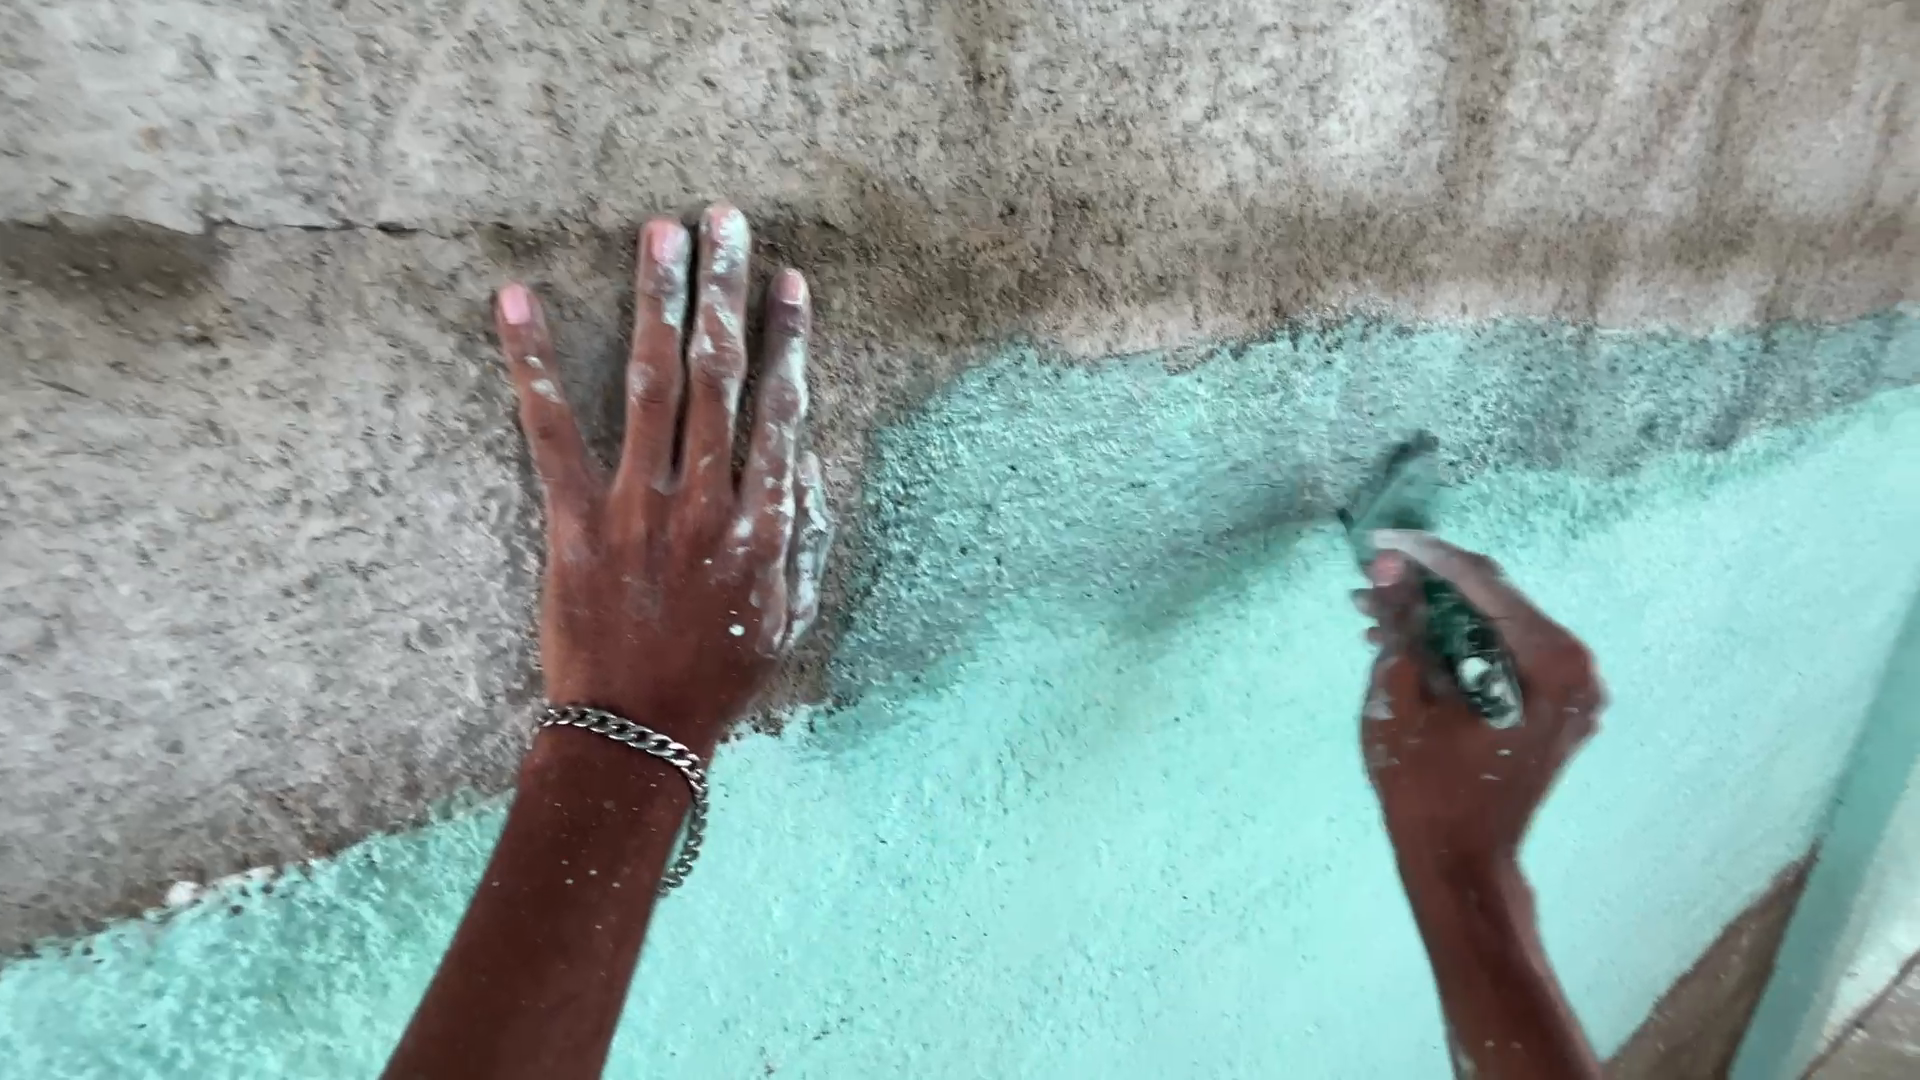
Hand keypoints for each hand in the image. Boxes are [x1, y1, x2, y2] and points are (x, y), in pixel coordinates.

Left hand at [492, 204, 831, 753]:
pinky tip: (519, 300)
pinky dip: (534, 364)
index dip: (790, 342)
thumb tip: (806, 460)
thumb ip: (809, 535)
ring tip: (660, 233)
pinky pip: (551, 433)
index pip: (783, 413)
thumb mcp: (794, 612)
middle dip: (726, 293)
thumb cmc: (726, 674)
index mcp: (766, 527)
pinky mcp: (574, 522)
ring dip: (656, 303)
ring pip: (651, 386)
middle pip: (721, 378)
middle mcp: (708, 502)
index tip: (789, 284)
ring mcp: (638, 507)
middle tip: (726, 221)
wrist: (640, 731)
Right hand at [1353, 530, 1602, 864]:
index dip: (1424, 555)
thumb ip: (1400, 624)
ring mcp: (1566, 689)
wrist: (1459, 858)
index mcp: (1551, 663)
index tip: (1378, 540)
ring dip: (1430, 613)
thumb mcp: (1400, 695)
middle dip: (1423, 584)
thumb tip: (1388, 566)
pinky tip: (1399, 641)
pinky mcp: (1547, 704)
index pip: (1482, 581)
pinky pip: (1495, 652)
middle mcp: (1574, 668)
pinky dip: (1448, 642)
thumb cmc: (1425, 783)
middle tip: (1367, 577)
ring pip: (1489, 624)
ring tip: (1368, 610)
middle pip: (1490, 598)